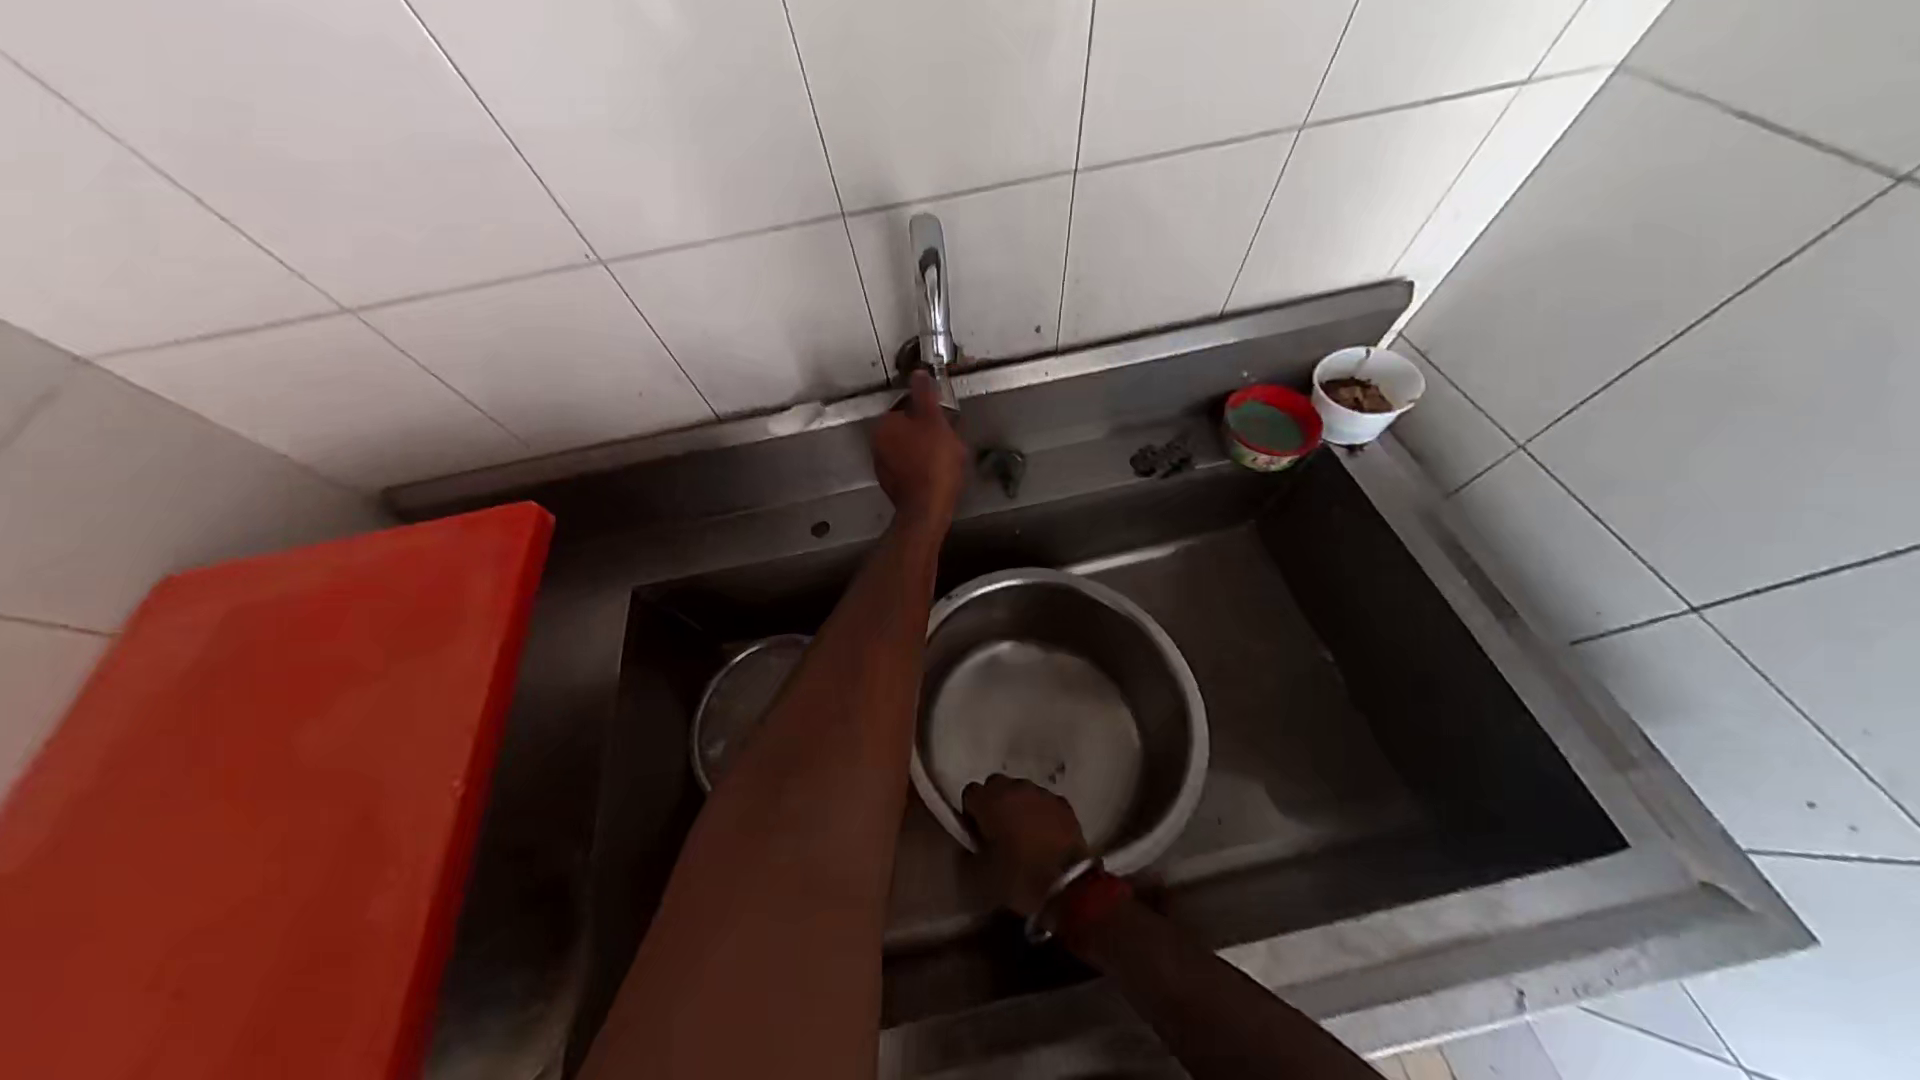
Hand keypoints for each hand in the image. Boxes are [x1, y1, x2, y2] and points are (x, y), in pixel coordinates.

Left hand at [871, 370, 965, 527]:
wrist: (928, 508)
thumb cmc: (934, 463)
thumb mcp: (934, 420)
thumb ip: (925, 394)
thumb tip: (919, 374)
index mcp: (885, 425)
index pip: (906, 407)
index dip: (928, 412)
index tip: (943, 420)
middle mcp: (879, 445)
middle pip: (908, 429)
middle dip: (928, 433)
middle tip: (948, 440)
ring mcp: (884, 467)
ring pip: (910, 450)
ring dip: (926, 451)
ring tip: (945, 460)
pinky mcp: (894, 486)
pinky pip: (911, 469)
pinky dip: (923, 469)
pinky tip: (938, 475)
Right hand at [962, 774, 1090, 916]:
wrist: (1067, 884)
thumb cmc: (1018, 877)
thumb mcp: (980, 873)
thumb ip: (968, 850)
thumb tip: (970, 842)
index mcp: (990, 801)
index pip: (970, 793)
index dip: (971, 813)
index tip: (977, 833)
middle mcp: (1014, 788)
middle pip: (995, 784)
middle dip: (993, 802)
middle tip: (997, 829)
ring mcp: (1041, 793)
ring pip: (1021, 790)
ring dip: (1017, 804)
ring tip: (1022, 832)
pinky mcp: (1062, 803)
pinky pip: (1043, 801)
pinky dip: (1040, 812)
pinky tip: (1043, 834)